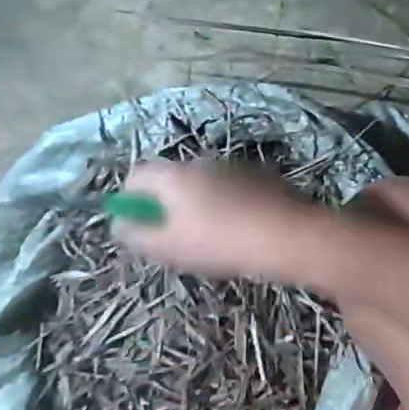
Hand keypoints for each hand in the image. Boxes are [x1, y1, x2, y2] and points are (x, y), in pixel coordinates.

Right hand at [114, 160, 324, 278]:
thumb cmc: (221, 242)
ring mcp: (234, 167)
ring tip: (210, 242)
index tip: (138, 227)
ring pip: (203, 186)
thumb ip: (137, 235)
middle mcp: (201, 162)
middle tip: (174, 240)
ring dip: (198, 208)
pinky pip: (230, 191)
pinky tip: (239, 234)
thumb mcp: (169, 247)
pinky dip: (226, 208)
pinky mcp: (261, 178)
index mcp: (174, 174)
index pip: (136, 176)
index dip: (130, 201)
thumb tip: (119, 224)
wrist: (289, 235)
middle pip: (171, 180)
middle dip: (166, 207)